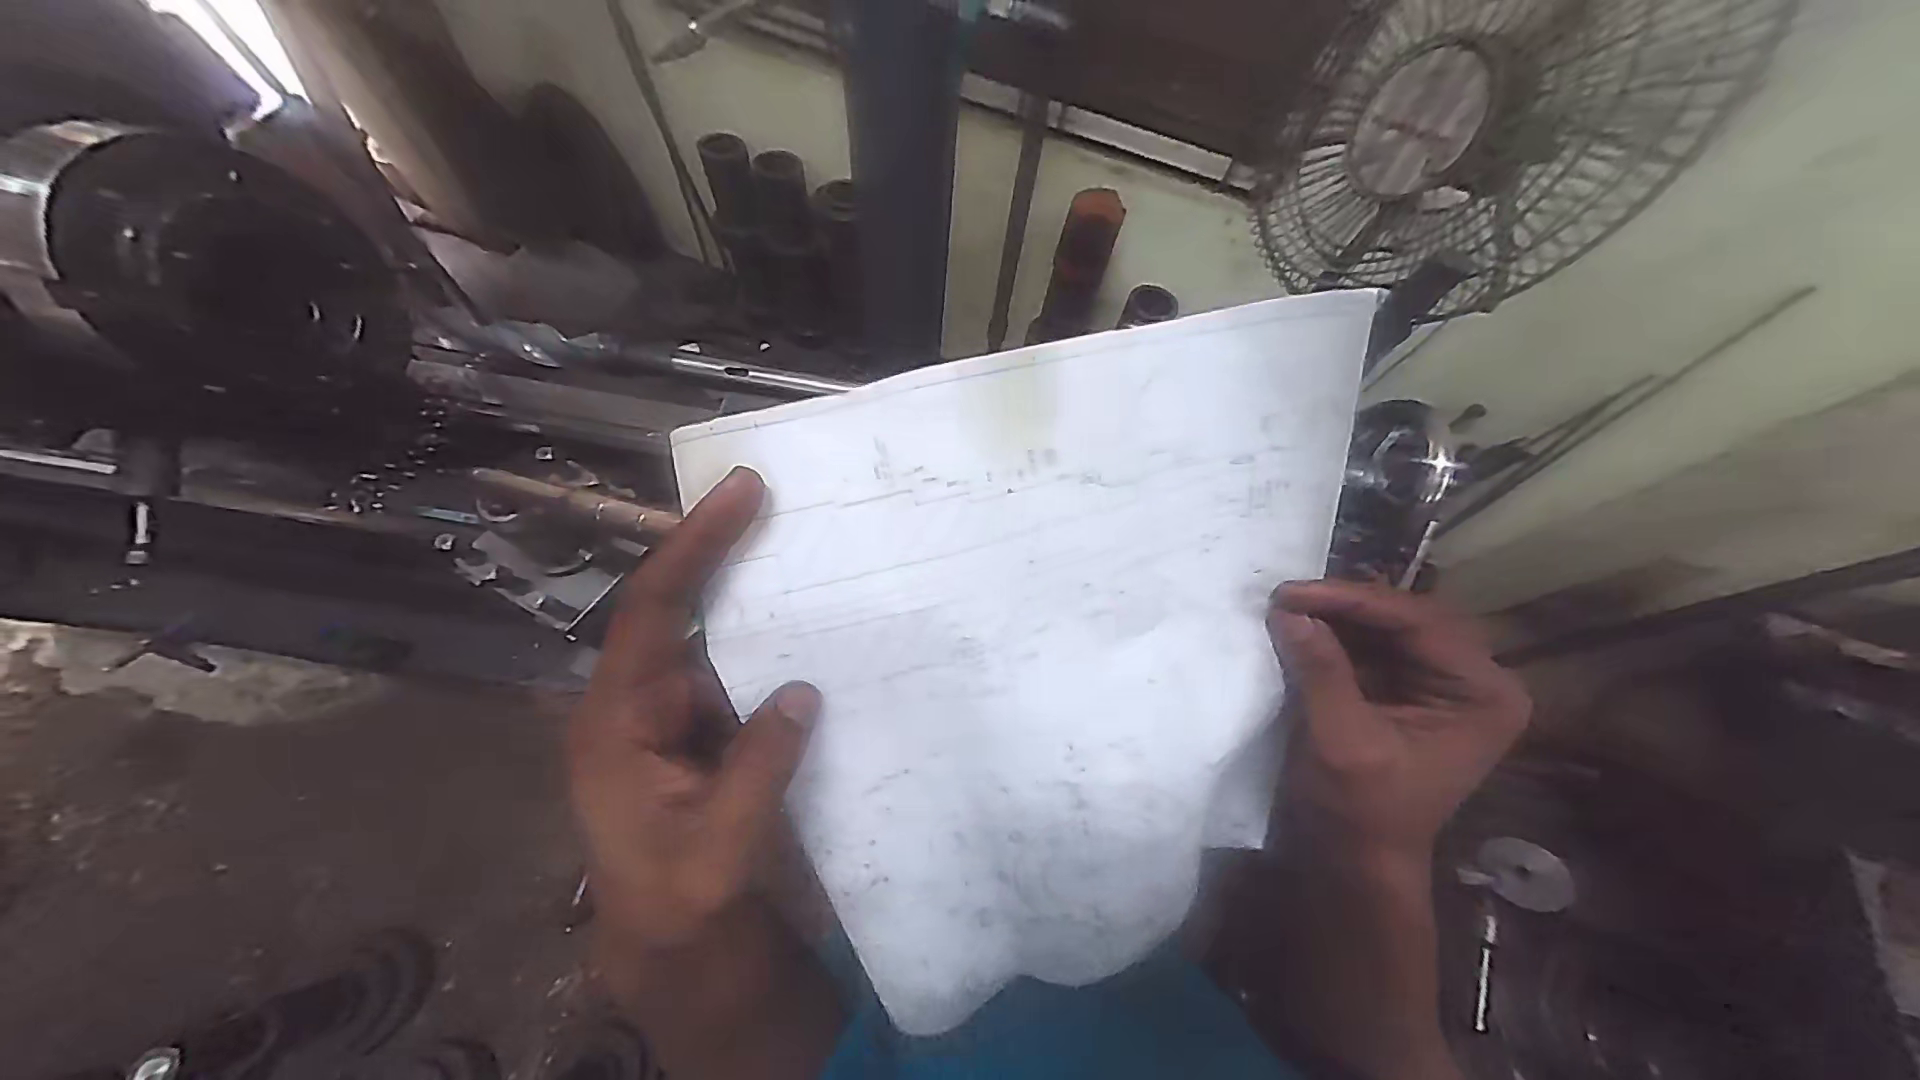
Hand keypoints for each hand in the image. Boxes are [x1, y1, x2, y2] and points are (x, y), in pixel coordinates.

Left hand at [569, 466, 820, 950]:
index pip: (653, 610)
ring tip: (796, 546)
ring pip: (708, 631)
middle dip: (716, 547)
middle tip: (765, 494)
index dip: (695, 547)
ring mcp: (671, 709)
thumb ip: (757, 769)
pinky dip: (767, 639)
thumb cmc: (677, 898)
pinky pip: (734, 665)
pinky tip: (807, 625)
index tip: (741, 494)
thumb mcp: (717, 848)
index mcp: (619, 719)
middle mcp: (638, 698)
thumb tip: (802, 691)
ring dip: (746, 590)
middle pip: (674, 603)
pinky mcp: (702, 723)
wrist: (669, 941)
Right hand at [1268, 580, 1530, 865]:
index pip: (1420, 623)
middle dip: (1346, 603)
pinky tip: (1302, 623)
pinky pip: (1373, 643)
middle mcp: (1473, 679)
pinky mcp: (1407, 687)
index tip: (1292, 593)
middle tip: (1288, 595)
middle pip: (1408, 616)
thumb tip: (1289, 611)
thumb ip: (1320, 670)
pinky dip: (1335, 631)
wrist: (1358, 855)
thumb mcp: (1340, 738)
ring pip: (1388, 623)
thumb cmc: (1361, 808)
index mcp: (1483, 694)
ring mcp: (1442, 682)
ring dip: (1337, 613)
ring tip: (1288, 605)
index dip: (1353, 601)